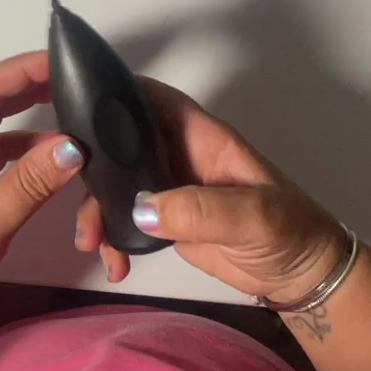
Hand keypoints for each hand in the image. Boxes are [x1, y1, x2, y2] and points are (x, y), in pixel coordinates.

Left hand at [0, 52, 85, 341]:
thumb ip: (30, 183)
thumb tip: (75, 146)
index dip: (21, 70)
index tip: (62, 61)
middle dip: (29, 82)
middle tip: (75, 74)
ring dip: (31, 111)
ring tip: (72, 102)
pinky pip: (2, 151)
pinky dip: (29, 147)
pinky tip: (57, 152)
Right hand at [73, 79, 347, 300]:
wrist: (302, 278)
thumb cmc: (289, 231)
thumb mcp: (252, 217)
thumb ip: (199, 210)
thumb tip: (140, 209)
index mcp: (201, 138)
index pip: (153, 100)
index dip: (116, 92)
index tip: (77, 104)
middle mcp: (178, 156)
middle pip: (121, 142)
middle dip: (92, 162)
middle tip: (69, 190)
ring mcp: (169, 189)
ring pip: (117, 185)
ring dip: (97, 208)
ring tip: (90, 241)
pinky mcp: (164, 221)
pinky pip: (125, 220)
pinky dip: (112, 238)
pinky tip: (112, 262)